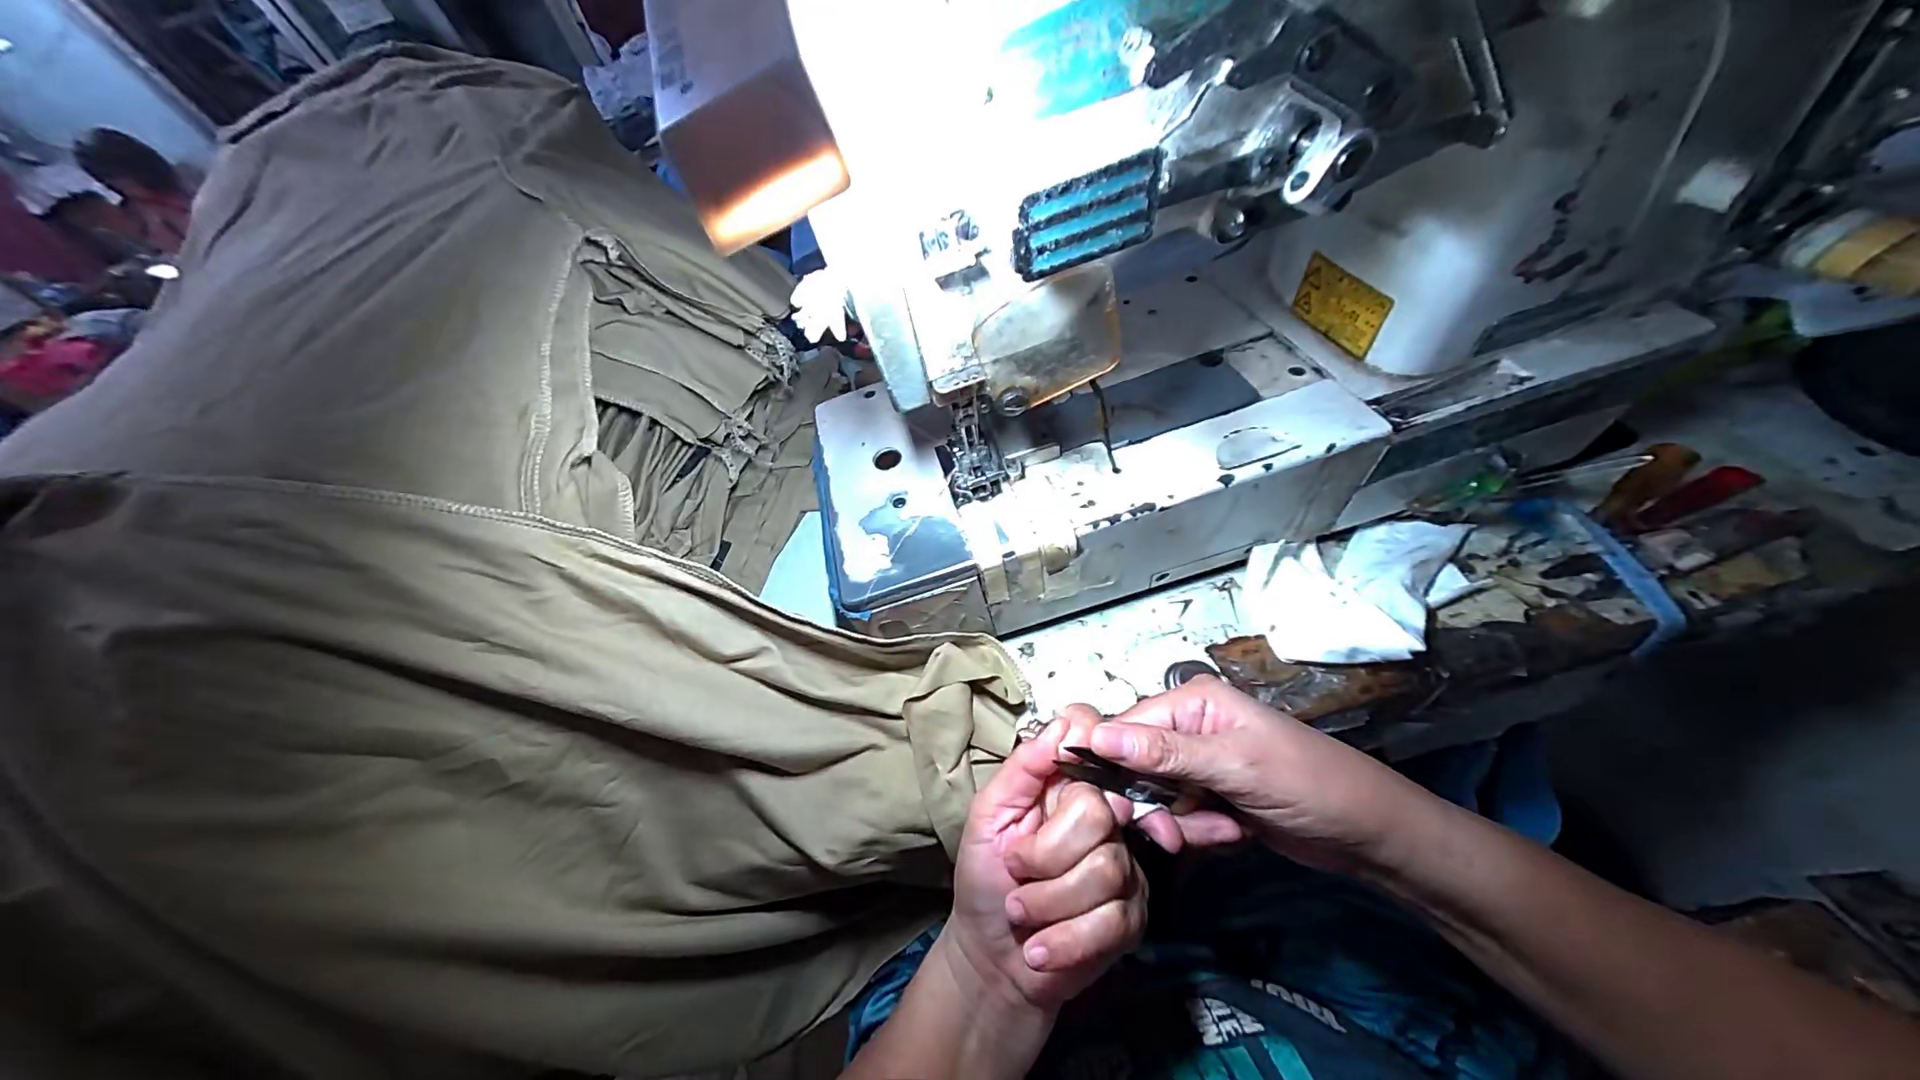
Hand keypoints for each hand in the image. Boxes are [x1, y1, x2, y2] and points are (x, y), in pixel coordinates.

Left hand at [941, 709, 1148, 1012]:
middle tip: (1017, 872)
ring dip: (1048, 903)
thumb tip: (1063, 723)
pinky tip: (1040, 947)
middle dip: (1046, 855)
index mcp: (1065, 786)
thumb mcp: (987, 816)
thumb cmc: (985, 877)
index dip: (1087, 749)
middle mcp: (1102, 817)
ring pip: (1105, 870)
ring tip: (1022, 912)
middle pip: (1097, 812)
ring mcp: (1123, 866)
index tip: (1056, 786)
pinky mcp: (1133, 917)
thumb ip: (1022, 769)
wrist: (992, 958)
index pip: (1095, 740)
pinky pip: (1112, 921)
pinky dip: (1064, 941)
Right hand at [1088, 676, 1445, 874]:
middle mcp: (1190, 728)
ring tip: (1222, 829)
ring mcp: (1201, 765)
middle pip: (1135, 765)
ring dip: (1181, 822)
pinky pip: (1179, 815)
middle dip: (1153, 803)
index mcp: (1192, 702)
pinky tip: (1233, 833)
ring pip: (1155, 797)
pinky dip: (1199, 831)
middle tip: (1172, 833)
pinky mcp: (1211, 796)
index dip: (1110, 763)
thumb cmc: (1307, 783)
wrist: (1368, 834)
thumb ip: (1163, 752)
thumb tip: (1096, 735)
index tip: (1106, 802)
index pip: (1125, 726)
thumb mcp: (1233, 764)